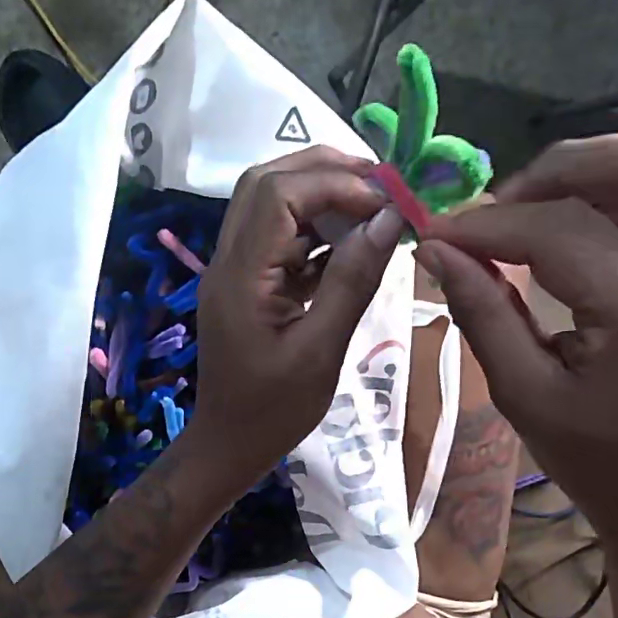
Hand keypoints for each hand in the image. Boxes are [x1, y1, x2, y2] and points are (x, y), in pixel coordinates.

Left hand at [192, 146, 403, 480]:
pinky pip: (278, 240)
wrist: (230, 443)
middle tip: (381, 186)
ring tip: (374, 209)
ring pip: (271, 207)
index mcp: (240, 276)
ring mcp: (234, 271)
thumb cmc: (274, 411)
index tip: (386, 203)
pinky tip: (351, 245)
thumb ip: (352, 282)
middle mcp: (228, 261)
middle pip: (266, 185)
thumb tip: (389, 220)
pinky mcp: (246, 285)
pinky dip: (315, 232)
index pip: (277, 194)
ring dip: (321, 198)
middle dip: (324, 173)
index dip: (334, 184)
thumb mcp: (321, 351)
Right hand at [414, 127, 617, 535]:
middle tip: (508, 201)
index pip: (566, 232)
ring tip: (559, 198)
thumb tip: (438, 250)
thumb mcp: (523, 396)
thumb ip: (482, 312)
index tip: (443, 232)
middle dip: (567, 166)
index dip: (493, 223)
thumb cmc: (597, 463)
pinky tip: (615, 209)